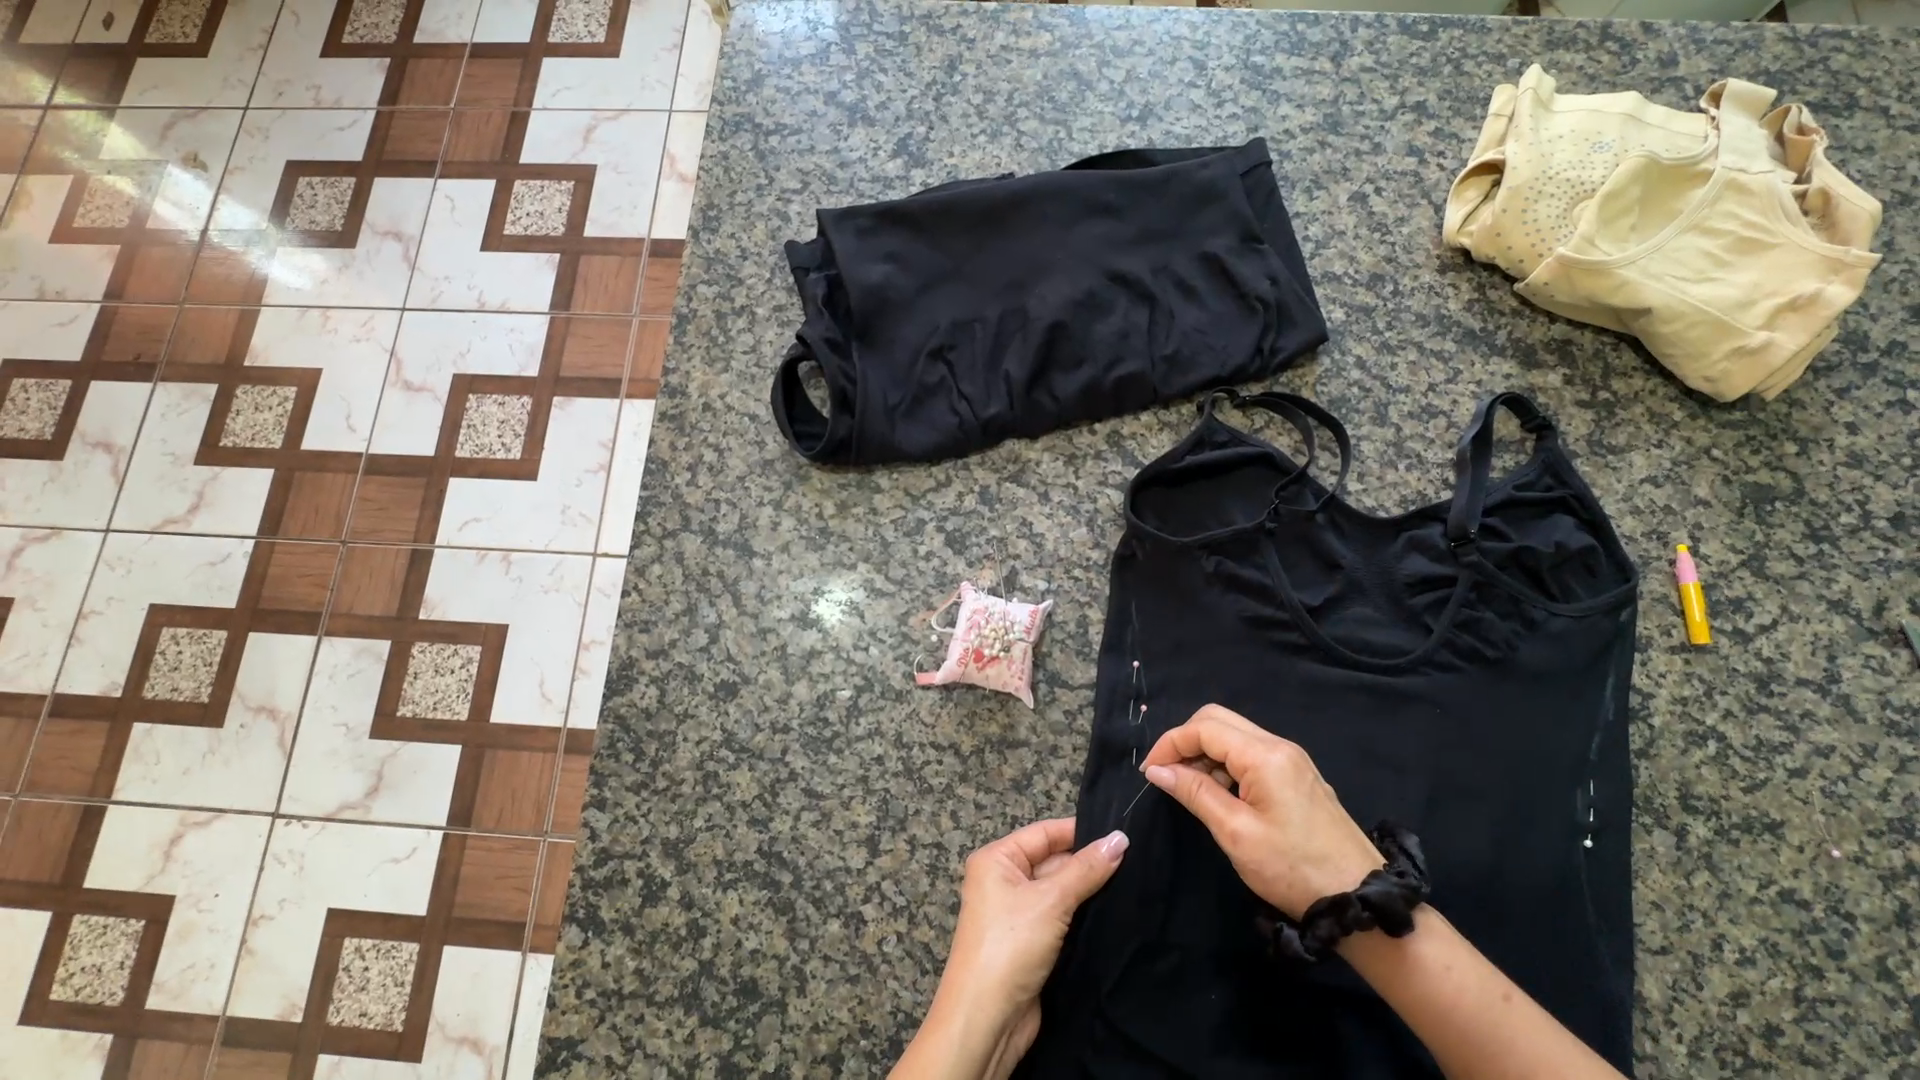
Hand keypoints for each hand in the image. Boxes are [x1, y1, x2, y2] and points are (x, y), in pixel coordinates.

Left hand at [895, 818, 1126, 1079]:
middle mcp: (1003, 881)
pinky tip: (1115, 912)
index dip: (1081, 832)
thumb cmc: (1010, 946)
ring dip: (1089, 891)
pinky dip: (1083, 915)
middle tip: (1136, 860)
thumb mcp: (1051, 901)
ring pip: (1060, 891)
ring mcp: (1017, 913)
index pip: (1044, 833)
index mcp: (996, 859)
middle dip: (1089, 863)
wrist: (987, 1019)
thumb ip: (1087, 869)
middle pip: (1053, 860)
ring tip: (1134, 882)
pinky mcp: (1031, 942)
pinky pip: (1061, 918)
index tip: (1122, 833)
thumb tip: (1120, 838)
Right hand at [1141, 704, 1380, 918]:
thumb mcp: (1235, 833)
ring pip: (1235, 735)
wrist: (1358, 898)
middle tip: (1167, 776)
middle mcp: (1279, 746)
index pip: (1203, 727)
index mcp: (1264, 755)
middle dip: (1185, 741)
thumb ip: (1195, 793)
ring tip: (1189, 790)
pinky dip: (1225, 764)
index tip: (1149, 773)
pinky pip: (1251, 753)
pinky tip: (1218, 794)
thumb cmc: (1291, 867)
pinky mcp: (1297, 776)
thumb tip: (1158, 770)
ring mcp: (1291, 760)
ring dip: (1205, 753)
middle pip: (1218, 720)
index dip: (1169, 744)